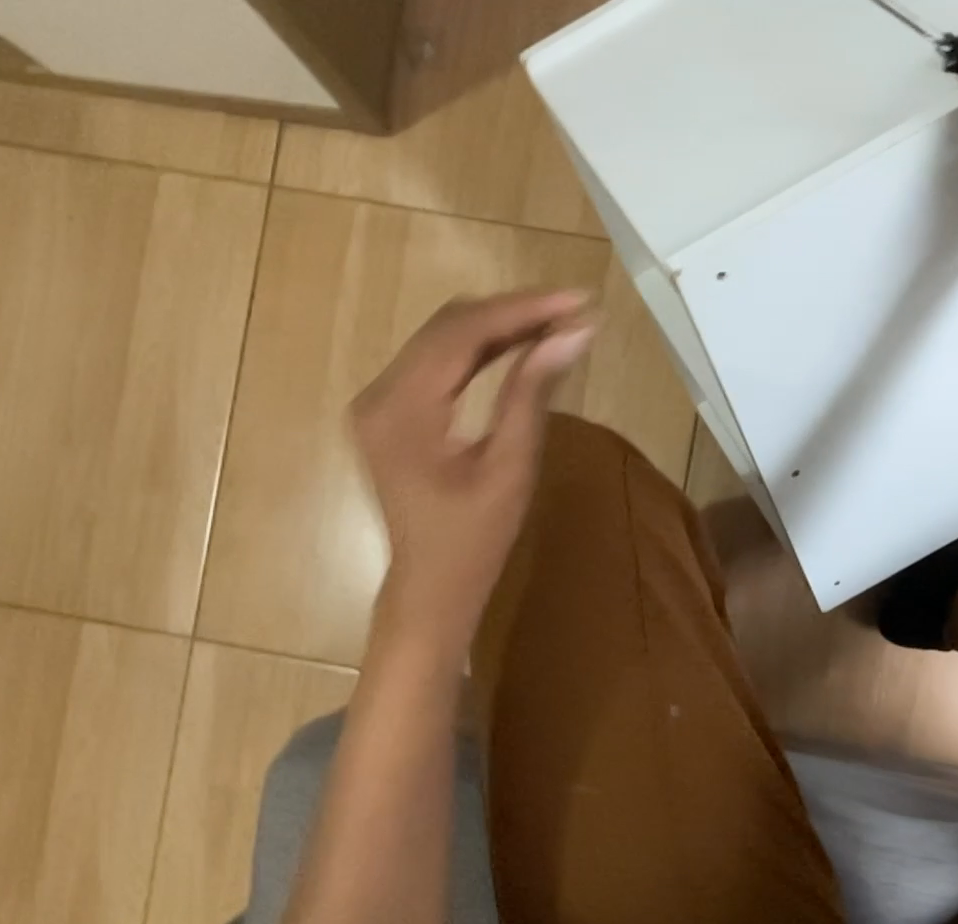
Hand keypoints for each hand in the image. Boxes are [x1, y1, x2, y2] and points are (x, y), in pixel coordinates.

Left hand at [350, 290, 595, 644]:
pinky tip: (522, 345)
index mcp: (401, 409)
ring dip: (501, 327)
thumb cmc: (474, 541)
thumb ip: (533, 394)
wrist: (431, 587)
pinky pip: (439, 362)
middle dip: (514, 312)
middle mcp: (379, 393)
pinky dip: (482, 349)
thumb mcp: (511, 468)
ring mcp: (380, 400)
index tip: (578, 301)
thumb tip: (574, 334)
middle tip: (575, 310)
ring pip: (444, 338)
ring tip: (558, 322)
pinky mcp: (392, 410)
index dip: (522, 310)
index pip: (461, 333)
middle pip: (448, 326)